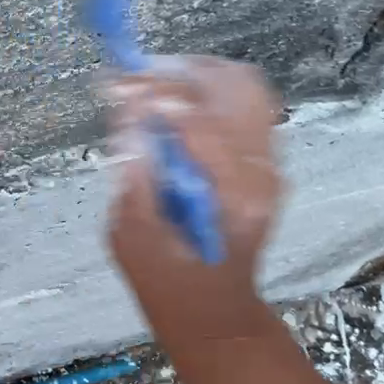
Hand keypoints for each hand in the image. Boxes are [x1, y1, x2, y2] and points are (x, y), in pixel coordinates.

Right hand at [103, 57, 284, 348]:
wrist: (214, 310)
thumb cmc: (165, 280)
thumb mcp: (132, 235)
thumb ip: (134, 178)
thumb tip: (129, 122)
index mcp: (231, 195)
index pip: (201, 121)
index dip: (155, 95)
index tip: (115, 84)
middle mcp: (261, 172)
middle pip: (234, 88)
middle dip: (177, 73)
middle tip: (130, 80)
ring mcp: (268, 165)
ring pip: (242, 87)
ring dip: (191, 76)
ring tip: (145, 85)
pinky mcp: (263, 161)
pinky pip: (242, 103)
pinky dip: (203, 89)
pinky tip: (166, 103)